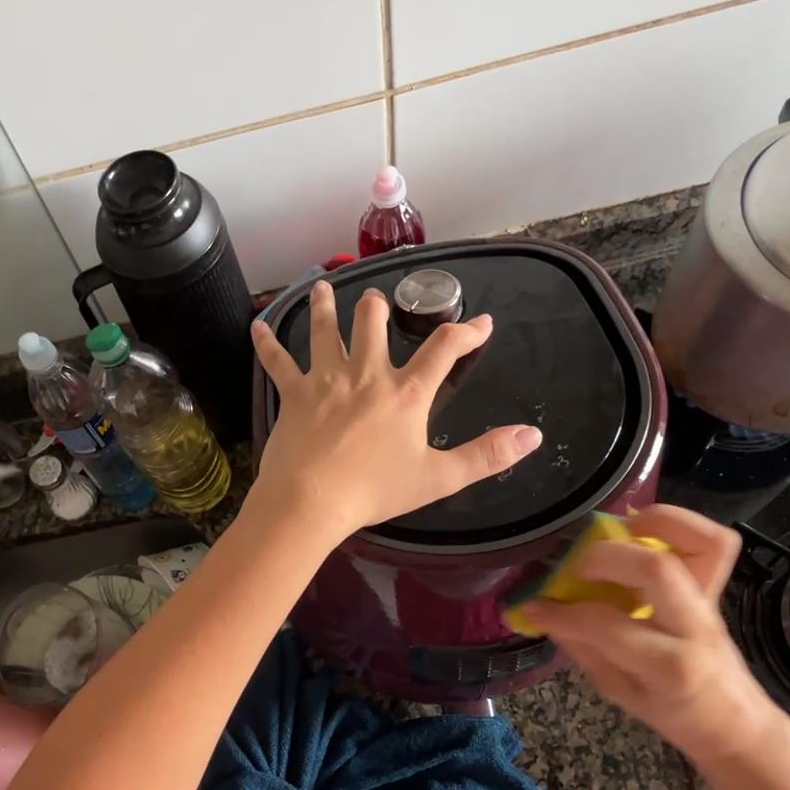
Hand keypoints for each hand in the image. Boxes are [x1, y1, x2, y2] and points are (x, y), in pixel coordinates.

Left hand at [249, 280, 541, 538]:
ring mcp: (326, 381)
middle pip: (373, 324)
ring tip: (325, 288)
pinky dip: (267, 343)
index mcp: (405, 393)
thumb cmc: (376, 491)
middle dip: (379, 308)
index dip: (467, 332)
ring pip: (326, 331)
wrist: (311, 501)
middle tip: (379, 301)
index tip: (481, 323)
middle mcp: (366, 375)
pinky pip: (278, 362)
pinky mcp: (294, 395)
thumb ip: (487, 456)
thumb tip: (533, 435)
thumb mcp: (440, 478)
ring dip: (326, 307)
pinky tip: (257, 326)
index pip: (443, 350)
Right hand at [520, 506, 785, 761]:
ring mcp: (712, 601)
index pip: (607, 626)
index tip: (532, 606)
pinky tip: (640, 532)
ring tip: (616, 531)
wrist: (732, 720)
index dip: (561, 613)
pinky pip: (713, 541)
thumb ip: (582, 647)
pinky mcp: (717, 586)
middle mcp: (695, 626)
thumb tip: (542, 611)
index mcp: (668, 666)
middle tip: (577, 566)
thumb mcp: (618, 692)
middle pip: (657, 568)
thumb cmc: (672, 713)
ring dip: (652, 522)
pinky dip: (676, 524)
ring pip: (703, 542)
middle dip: (604, 556)